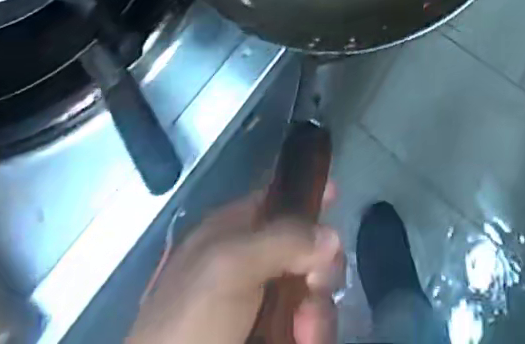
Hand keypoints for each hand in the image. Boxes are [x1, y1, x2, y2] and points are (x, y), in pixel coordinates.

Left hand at [126, 191, 341, 343]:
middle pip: (304, 251)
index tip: (337, 197)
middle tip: (316, 286)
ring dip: (319, 313)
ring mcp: (258, 313)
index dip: (305, 195)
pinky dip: (314, 336)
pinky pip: (307, 333)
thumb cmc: (187, 326)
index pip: (274, 199)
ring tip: (305, 334)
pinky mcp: (269, 341)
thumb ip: (283, 239)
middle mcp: (247, 269)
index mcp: (228, 235)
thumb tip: (332, 236)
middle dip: (320, 268)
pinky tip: (306, 343)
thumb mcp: (229, 266)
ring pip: (311, 297)